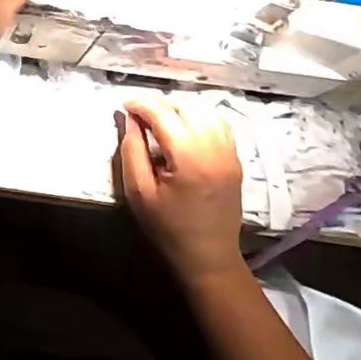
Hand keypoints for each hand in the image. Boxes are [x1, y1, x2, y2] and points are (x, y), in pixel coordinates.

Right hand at [116, 97, 246, 281]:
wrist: (208, 256)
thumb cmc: (168, 228)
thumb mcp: (139, 192)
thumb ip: (132, 150)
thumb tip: (131, 119)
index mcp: (188, 157)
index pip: (163, 113)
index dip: (141, 104)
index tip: (125, 105)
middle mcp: (213, 147)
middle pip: (185, 106)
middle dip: (160, 103)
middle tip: (140, 114)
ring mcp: (229, 151)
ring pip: (204, 110)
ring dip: (180, 107)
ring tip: (160, 119)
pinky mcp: (235, 157)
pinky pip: (218, 123)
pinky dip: (199, 116)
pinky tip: (184, 127)